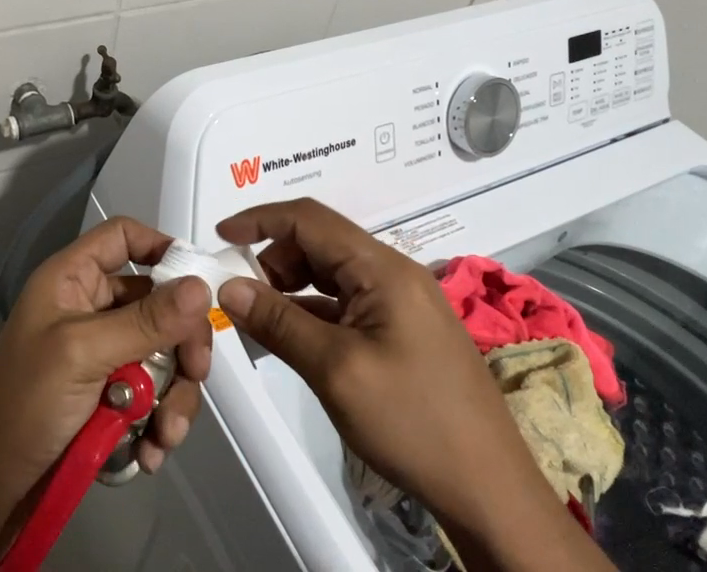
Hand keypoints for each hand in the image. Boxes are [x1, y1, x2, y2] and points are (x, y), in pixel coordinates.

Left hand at [0, 216, 212, 570]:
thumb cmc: (25, 405)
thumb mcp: (84, 354)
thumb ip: (145, 321)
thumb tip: (203, 285)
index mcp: (71, 280)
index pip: (122, 237)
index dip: (161, 248)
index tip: (199, 284)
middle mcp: (89, 308)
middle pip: (157, 302)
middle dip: (181, 343)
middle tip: (194, 373)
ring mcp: (101, 353)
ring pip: (163, 354)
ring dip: (174, 394)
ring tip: (165, 433)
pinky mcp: (111, 395)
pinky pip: (155, 394)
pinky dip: (160, 421)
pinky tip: (151, 450)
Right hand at [215, 199, 612, 571]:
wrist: (488, 488)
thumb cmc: (413, 422)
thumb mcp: (335, 370)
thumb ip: (278, 322)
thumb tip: (228, 287)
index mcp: (383, 269)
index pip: (310, 219)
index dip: (260, 220)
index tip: (219, 236)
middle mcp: (393, 275)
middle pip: (319, 244)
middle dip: (272, 260)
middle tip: (237, 297)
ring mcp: (401, 304)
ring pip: (329, 276)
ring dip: (289, 288)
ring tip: (256, 320)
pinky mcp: (402, 332)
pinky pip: (345, 305)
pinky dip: (310, 312)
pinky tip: (289, 338)